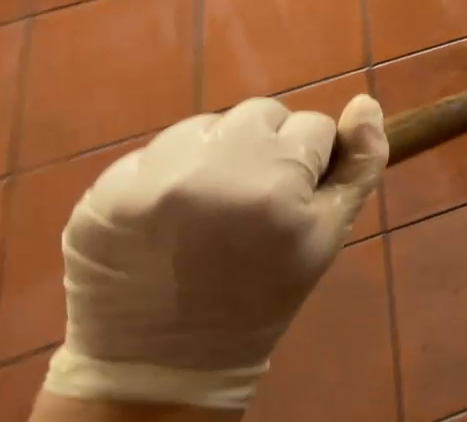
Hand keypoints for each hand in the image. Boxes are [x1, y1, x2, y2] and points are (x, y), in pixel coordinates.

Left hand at [43, 96, 387, 409]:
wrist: (162, 363)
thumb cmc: (264, 294)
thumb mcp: (330, 233)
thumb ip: (360, 163)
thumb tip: (364, 103)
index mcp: (273, 183)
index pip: (314, 126)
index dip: (311, 162)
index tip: (293, 204)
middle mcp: (209, 169)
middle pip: (261, 114)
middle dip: (267, 147)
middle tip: (254, 201)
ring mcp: (148, 180)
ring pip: (208, 125)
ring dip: (217, 153)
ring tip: (211, 207)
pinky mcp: (102, 193)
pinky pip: (155, 152)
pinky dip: (168, 175)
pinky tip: (169, 218)